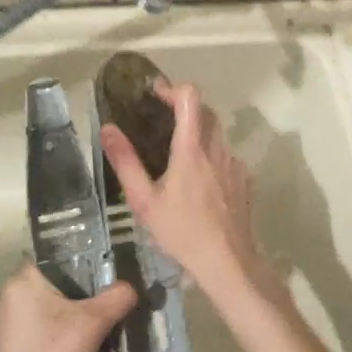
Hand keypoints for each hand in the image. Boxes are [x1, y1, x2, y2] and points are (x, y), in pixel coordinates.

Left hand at [0, 262, 136, 351]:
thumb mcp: (93, 325)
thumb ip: (116, 298)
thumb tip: (132, 286)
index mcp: (22, 279)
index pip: (58, 255)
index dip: (85, 262)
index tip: (109, 273)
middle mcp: (9, 294)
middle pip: (55, 281)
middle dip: (82, 291)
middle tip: (109, 299)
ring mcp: (6, 321)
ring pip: (48, 305)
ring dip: (71, 313)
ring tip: (99, 322)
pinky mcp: (10, 345)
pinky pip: (40, 325)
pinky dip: (59, 330)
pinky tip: (78, 345)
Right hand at [101, 80, 278, 304]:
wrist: (228, 262)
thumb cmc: (182, 232)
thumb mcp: (144, 201)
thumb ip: (125, 162)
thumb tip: (107, 128)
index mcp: (192, 148)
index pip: (190, 97)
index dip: (173, 88)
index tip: (156, 96)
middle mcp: (217, 148)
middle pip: (205, 111)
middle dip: (184, 109)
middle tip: (161, 122)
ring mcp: (235, 163)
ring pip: (217, 134)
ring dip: (198, 134)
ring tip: (176, 156)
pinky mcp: (244, 180)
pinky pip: (226, 157)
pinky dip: (211, 157)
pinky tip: (198, 183)